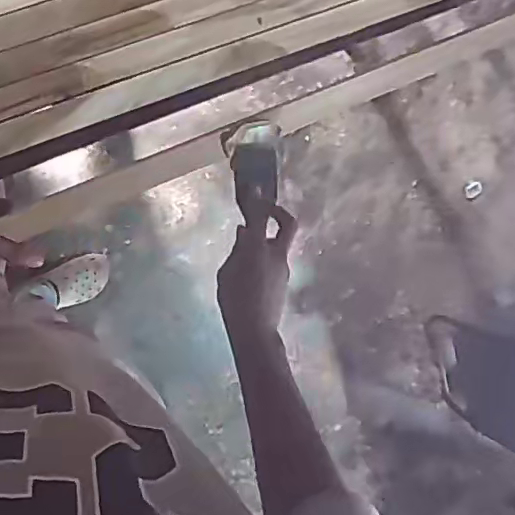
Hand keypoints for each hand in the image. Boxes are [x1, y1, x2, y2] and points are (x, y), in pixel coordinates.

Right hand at [217, 203, 297, 338]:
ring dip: (263, 241)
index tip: (254, 185)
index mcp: (256, 249)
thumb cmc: (234, 300)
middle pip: (287, 224)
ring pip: (277, 244)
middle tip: (265, 209)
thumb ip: (237, 250)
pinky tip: (248, 271)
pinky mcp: (283, 279)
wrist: (255, 329)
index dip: (256, 199)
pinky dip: (262, 257)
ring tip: (242, 254)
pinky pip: (273, 260)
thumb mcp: (227, 272)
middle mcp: (275, 254)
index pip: (258, 216)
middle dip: (278, 212)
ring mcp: (283, 267)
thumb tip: (243, 233)